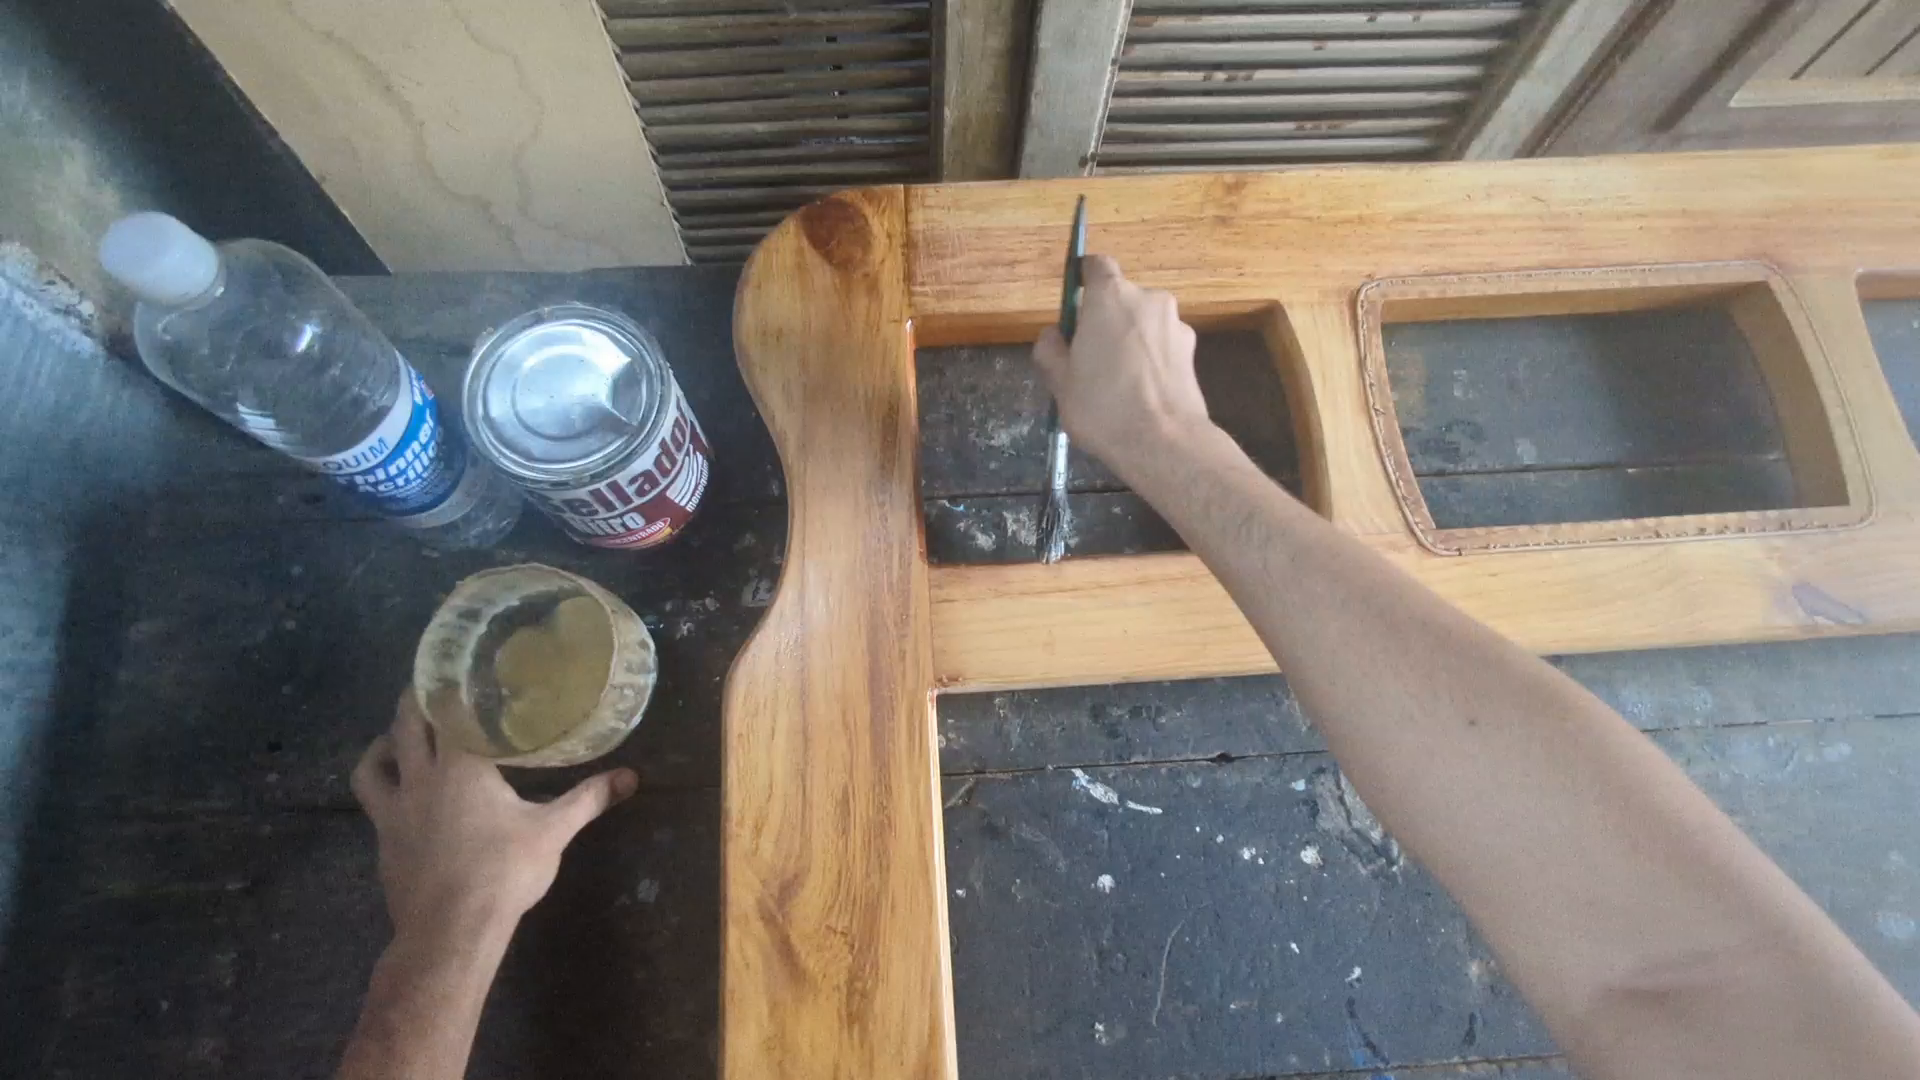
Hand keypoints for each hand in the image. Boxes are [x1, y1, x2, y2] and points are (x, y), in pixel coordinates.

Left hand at [350, 694, 637, 939]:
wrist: (450, 932)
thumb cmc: (503, 870)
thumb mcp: (554, 830)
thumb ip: (590, 798)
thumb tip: (632, 777)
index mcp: (463, 768)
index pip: (452, 714)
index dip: (452, 688)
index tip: (459, 668)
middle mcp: (421, 780)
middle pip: (405, 728)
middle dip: (414, 702)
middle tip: (428, 684)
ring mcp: (395, 813)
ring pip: (373, 765)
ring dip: (383, 743)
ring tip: (398, 735)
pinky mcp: (385, 842)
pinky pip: (374, 802)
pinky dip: (384, 786)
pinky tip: (403, 794)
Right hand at [1032, 254, 1210, 473]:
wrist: (1163, 442)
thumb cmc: (1102, 407)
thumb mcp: (1059, 382)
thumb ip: (1050, 349)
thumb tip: (1054, 334)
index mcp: (1110, 297)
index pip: (1096, 265)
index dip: (1083, 278)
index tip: (1074, 301)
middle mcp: (1148, 299)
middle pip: (1120, 299)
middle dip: (1105, 320)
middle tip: (1089, 358)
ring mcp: (1175, 324)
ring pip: (1142, 324)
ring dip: (1129, 341)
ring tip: (1116, 383)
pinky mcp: (1191, 351)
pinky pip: (1160, 346)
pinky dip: (1149, 360)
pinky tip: (1140, 393)